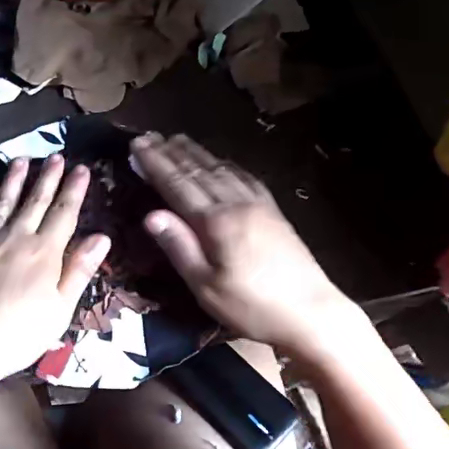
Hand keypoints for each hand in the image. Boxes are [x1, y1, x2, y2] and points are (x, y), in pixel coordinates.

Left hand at [0, 155, 110, 391]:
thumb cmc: (16, 334)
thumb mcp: (59, 310)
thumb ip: (79, 271)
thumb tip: (101, 237)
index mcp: (44, 253)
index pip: (64, 214)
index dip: (74, 190)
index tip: (82, 168)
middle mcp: (15, 238)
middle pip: (35, 202)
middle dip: (48, 177)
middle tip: (56, 155)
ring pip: (3, 202)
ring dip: (14, 180)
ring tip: (22, 160)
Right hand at [132, 133, 355, 354]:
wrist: (312, 313)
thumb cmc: (253, 307)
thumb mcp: (206, 287)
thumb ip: (180, 248)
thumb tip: (151, 215)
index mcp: (217, 222)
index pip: (178, 185)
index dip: (156, 164)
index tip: (137, 145)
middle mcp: (238, 204)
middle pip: (200, 171)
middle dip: (172, 152)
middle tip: (151, 135)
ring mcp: (259, 205)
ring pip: (222, 170)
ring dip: (198, 153)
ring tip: (178, 139)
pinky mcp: (274, 212)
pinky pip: (245, 178)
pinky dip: (226, 165)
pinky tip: (221, 162)